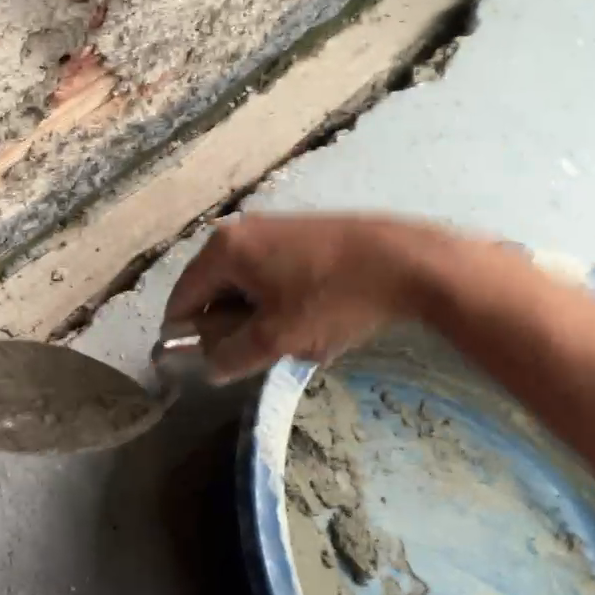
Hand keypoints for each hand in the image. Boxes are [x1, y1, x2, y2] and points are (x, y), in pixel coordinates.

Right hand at [163, 213, 450, 383]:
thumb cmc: (335, 297)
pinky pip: (270, 271)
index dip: (187, 334)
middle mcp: (237, 231)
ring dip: (259, 313)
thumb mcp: (278, 338)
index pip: (181, 299)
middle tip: (266, 348)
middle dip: (232, 324)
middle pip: (212, 290)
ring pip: (244, 284)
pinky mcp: (299, 230)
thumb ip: (233, 356)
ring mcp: (270, 227)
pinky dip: (280, 297)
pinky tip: (315, 311)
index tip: (212, 359)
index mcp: (221, 250)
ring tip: (298, 333)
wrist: (414, 262)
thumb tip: (209, 367)